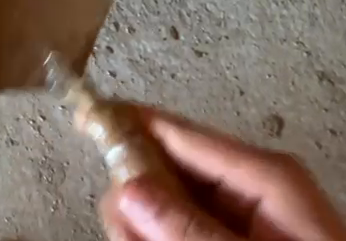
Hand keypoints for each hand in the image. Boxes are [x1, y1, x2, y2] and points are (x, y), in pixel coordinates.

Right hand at [97, 109, 345, 240]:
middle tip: (121, 232)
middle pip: (166, 165)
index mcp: (262, 171)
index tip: (82, 117)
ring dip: (146, 221)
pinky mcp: (244, 233)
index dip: (123, 119)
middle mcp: (252, 181)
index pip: (174, 129)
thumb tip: (127, 188)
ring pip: (170, 197)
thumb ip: (189, 228)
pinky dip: (165, 233)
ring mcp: (249, 212)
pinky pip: (188, 220)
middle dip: (133, 194)